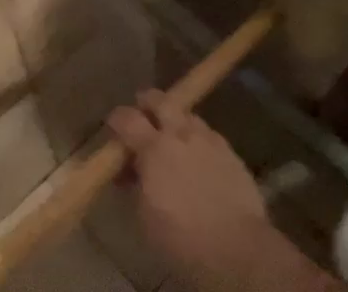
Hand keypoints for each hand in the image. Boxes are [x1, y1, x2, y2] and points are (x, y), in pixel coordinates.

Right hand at [108, 90, 270, 270]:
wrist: (235, 246)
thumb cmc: (181, 238)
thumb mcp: (145, 215)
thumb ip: (137, 184)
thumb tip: (134, 172)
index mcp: (154, 149)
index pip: (128, 119)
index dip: (116, 118)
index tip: (112, 125)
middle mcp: (181, 134)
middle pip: (162, 101)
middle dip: (148, 102)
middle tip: (142, 111)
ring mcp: (209, 140)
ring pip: (188, 115)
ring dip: (176, 119)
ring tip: (172, 136)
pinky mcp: (230, 151)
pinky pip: (208, 134)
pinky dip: (197, 139)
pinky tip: (198, 157)